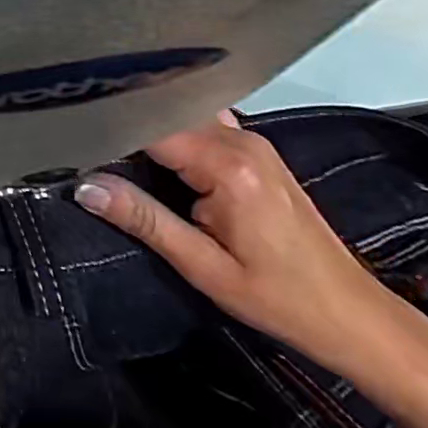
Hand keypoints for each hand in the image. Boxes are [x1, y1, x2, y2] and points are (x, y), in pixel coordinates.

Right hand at [76, 112, 427, 427]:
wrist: (353, 314)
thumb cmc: (278, 298)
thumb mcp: (203, 267)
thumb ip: (144, 220)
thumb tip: (85, 187)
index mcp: (227, 165)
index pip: (153, 126)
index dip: (112, 125)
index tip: (74, 128)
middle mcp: (240, 140)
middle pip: (169, 113)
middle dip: (127, 119)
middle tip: (82, 124)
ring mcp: (253, 140)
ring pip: (187, 113)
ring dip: (151, 120)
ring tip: (108, 125)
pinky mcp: (257, 150)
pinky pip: (206, 122)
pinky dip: (177, 126)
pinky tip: (154, 136)